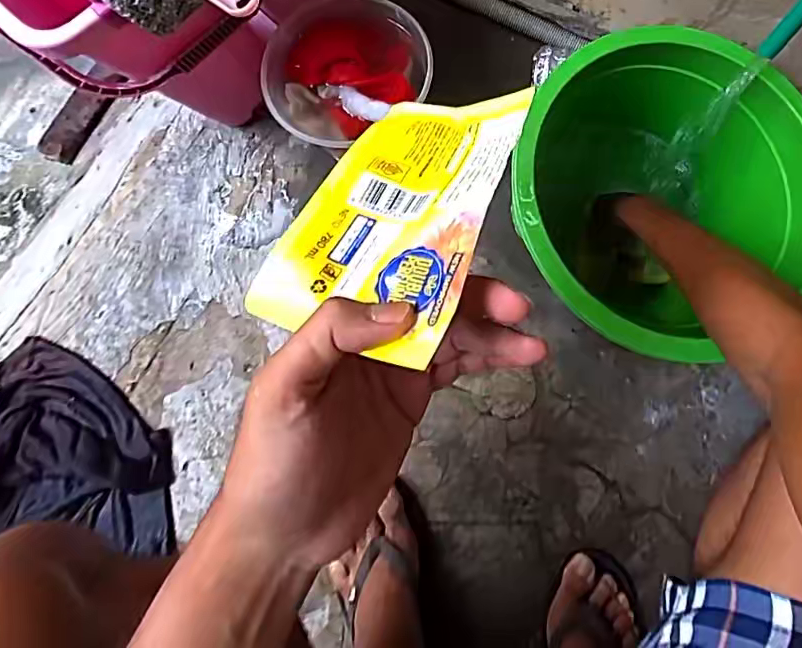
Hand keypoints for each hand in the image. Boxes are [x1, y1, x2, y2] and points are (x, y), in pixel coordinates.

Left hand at [205, 276, 546, 576]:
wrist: (285, 534)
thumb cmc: (273, 455)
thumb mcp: (286, 385)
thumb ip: (332, 332)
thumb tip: (404, 308)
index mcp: (335, 321)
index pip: (385, 279)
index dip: (427, 267)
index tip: (468, 266)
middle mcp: (367, 335)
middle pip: (426, 303)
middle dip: (471, 297)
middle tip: (515, 304)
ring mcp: (392, 367)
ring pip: (448, 334)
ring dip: (489, 330)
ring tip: (529, 338)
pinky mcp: (410, 399)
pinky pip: (452, 366)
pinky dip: (484, 358)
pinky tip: (515, 355)